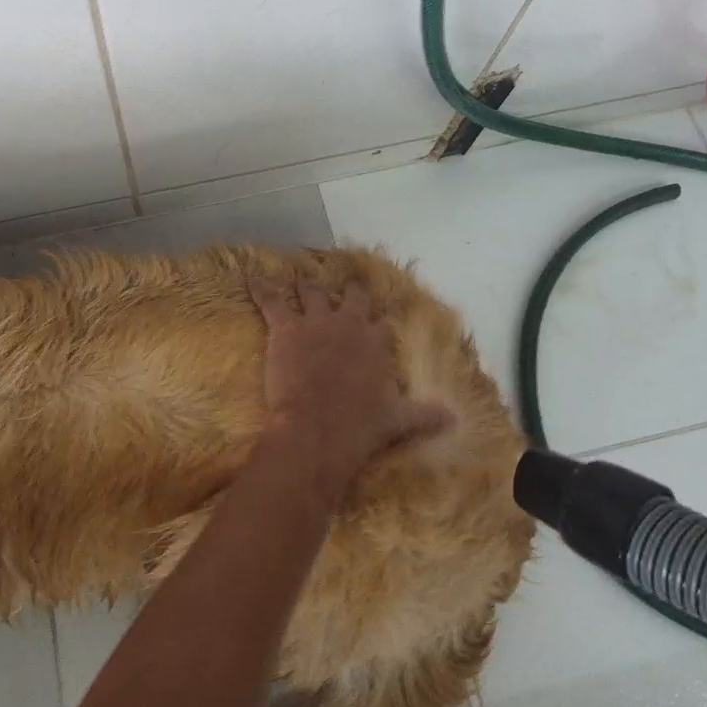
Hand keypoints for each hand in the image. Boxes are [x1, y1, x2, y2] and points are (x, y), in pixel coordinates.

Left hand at [249, 279, 453, 492]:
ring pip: (312, 292)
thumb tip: (455, 419)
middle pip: (352, 297)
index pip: (381, 323)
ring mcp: (316, 322)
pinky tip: (251, 279)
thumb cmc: (361, 426)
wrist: (319, 428)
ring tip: (302, 281)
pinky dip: (261, 289)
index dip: (377, 321)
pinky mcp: (285, 327)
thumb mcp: (399, 421)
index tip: (377, 319)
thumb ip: (425, 414)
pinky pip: (270, 300)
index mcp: (376, 343)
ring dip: (308, 287)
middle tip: (346, 288)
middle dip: (350, 292)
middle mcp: (349, 324)